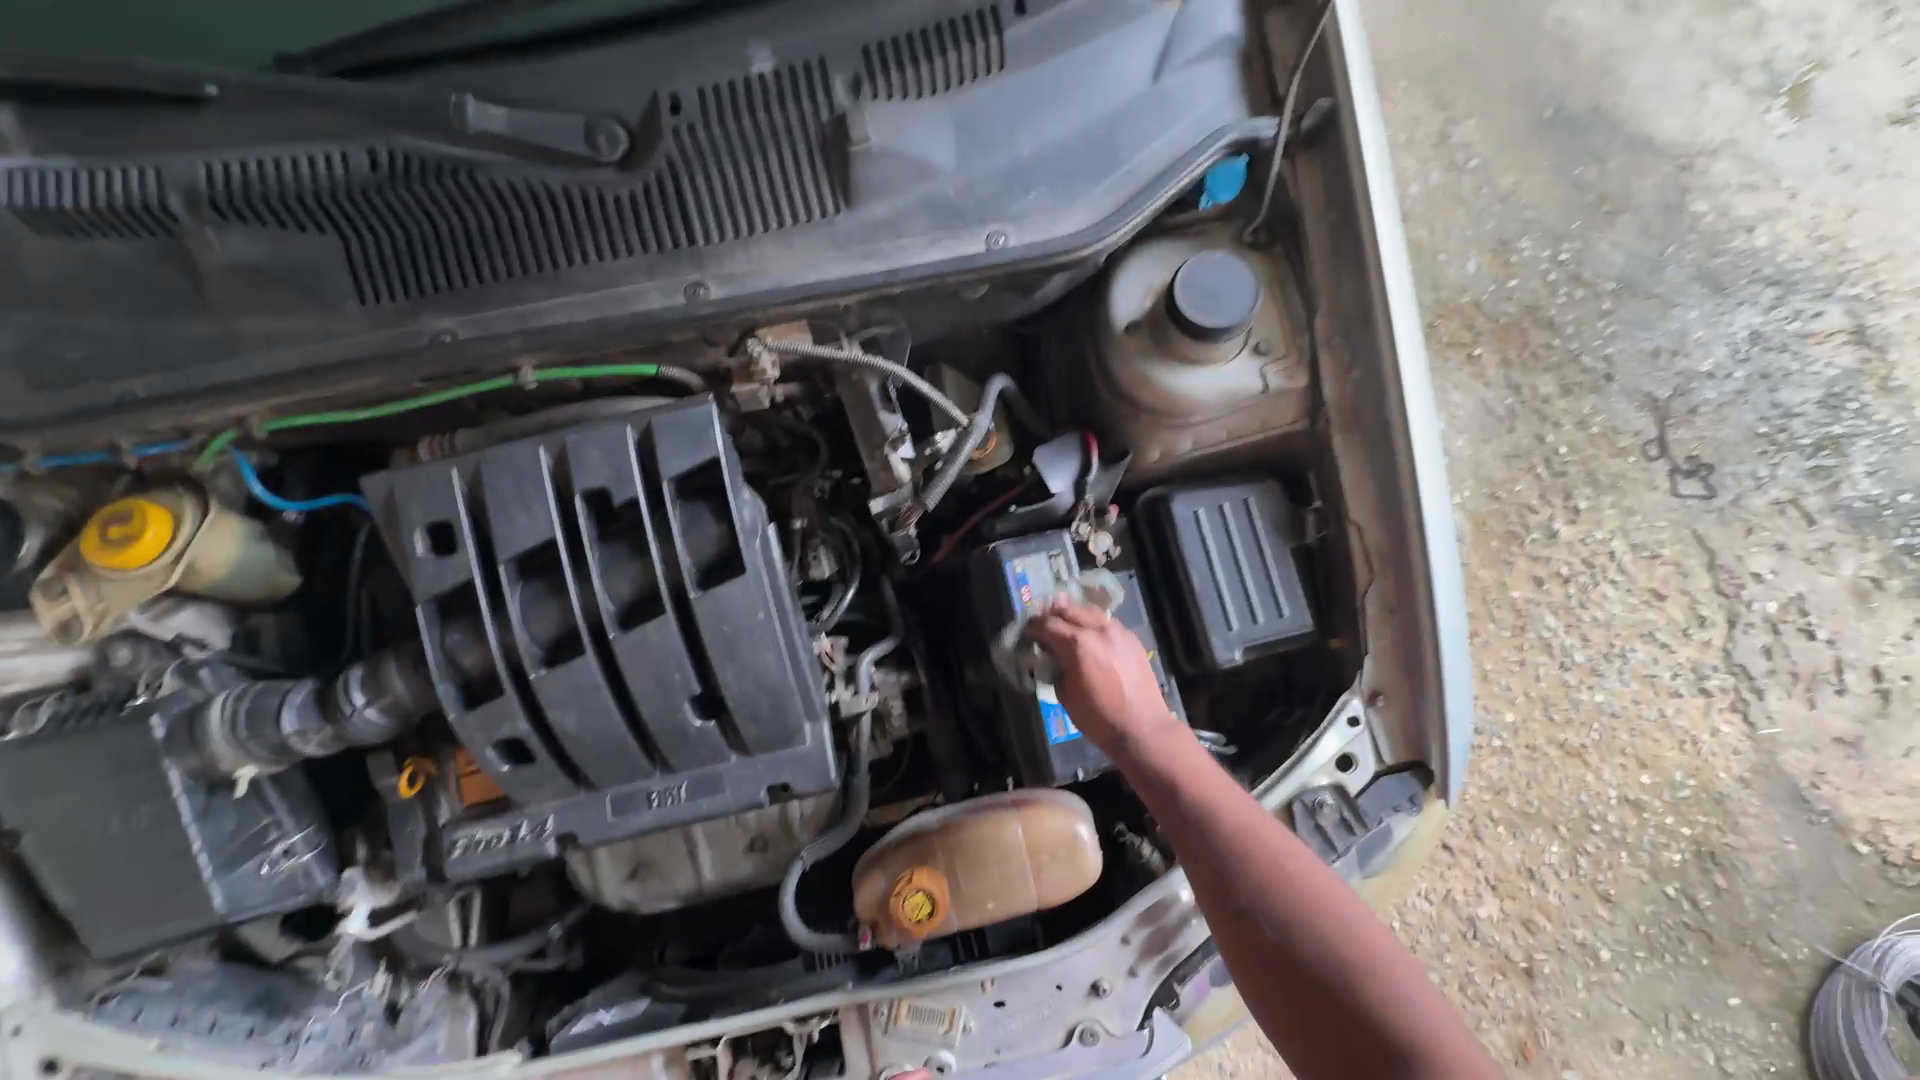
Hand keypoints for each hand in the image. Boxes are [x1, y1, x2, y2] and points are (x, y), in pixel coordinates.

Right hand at [1025, 595, 1185, 757]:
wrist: (1142, 728)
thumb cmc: (1098, 717)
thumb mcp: (1065, 695)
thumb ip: (1056, 668)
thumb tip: (1052, 658)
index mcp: (1077, 644)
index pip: (1047, 624)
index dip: (1033, 627)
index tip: (1027, 634)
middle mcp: (1097, 630)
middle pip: (1068, 609)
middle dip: (1051, 615)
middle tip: (1043, 627)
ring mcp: (1118, 632)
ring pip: (1090, 611)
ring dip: (1073, 615)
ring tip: (1066, 627)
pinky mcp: (1132, 639)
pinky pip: (1107, 622)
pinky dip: (1093, 624)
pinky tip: (1090, 637)